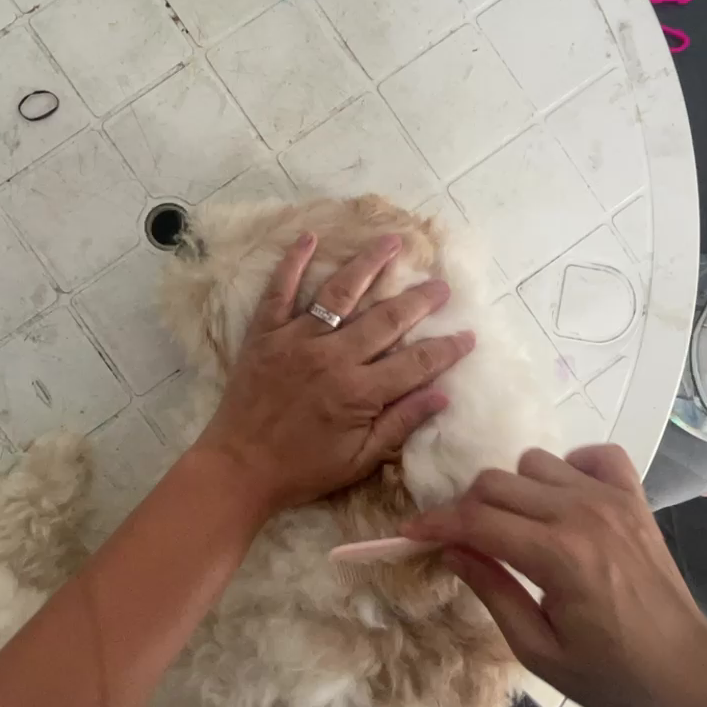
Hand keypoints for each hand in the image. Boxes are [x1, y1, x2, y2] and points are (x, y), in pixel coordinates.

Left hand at [192, 233, 474, 514]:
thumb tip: (442, 395)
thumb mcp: (359, 460)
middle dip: (419, 300)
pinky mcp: (265, 333)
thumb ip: (400, 424)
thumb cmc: (302, 469)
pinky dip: (293, 262)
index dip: (446, 349)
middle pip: (385, 319)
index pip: (415, 363)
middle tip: (441, 284)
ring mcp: (296, 339)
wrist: (239, 467)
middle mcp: (332, 357)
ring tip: (392, 241)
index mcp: (359, 392)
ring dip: (369, 264)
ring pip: (340, 293)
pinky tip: (310, 237)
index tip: (467, 335)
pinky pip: (280, 291)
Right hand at [403, 446, 706, 706]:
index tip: (410, 533)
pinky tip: (566, 501)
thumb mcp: (538, 650)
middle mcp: (582, 513)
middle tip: (464, 541)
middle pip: (495, 483)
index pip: (476, 521)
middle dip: (466, 509)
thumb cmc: (612, 677)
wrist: (694, 679)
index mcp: (559, 556)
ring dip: (515, 491)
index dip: (435, 524)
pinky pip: (593, 454)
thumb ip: (490, 590)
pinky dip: (571, 468)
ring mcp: (612, 499)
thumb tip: (449, 548)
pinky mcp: (634, 498)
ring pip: (533, 462)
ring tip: (521, 527)